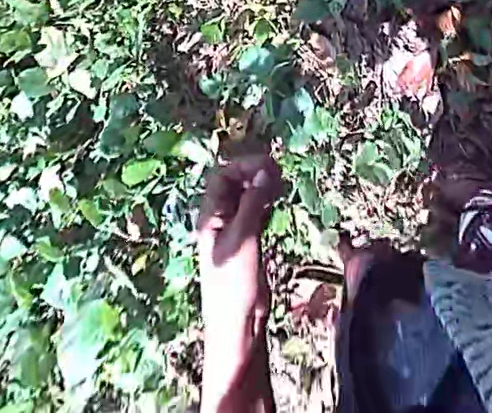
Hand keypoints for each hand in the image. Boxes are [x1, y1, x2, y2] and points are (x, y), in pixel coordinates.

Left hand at [197, 155, 281, 412]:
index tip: (268, 165)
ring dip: (261, 186)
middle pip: (234, 184)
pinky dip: (266, 202)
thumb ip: (253, 203)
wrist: (238, 326)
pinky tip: (277, 200)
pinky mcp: (247, 242)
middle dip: (254, 173)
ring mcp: (233, 230)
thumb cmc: (234, 283)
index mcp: (210, 216)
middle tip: (277, 172)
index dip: (243, 166)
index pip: (222, 176)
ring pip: (246, 197)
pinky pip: (255, 212)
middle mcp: (219, 219)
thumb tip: (264, 171)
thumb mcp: (243, 238)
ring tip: (281, 182)